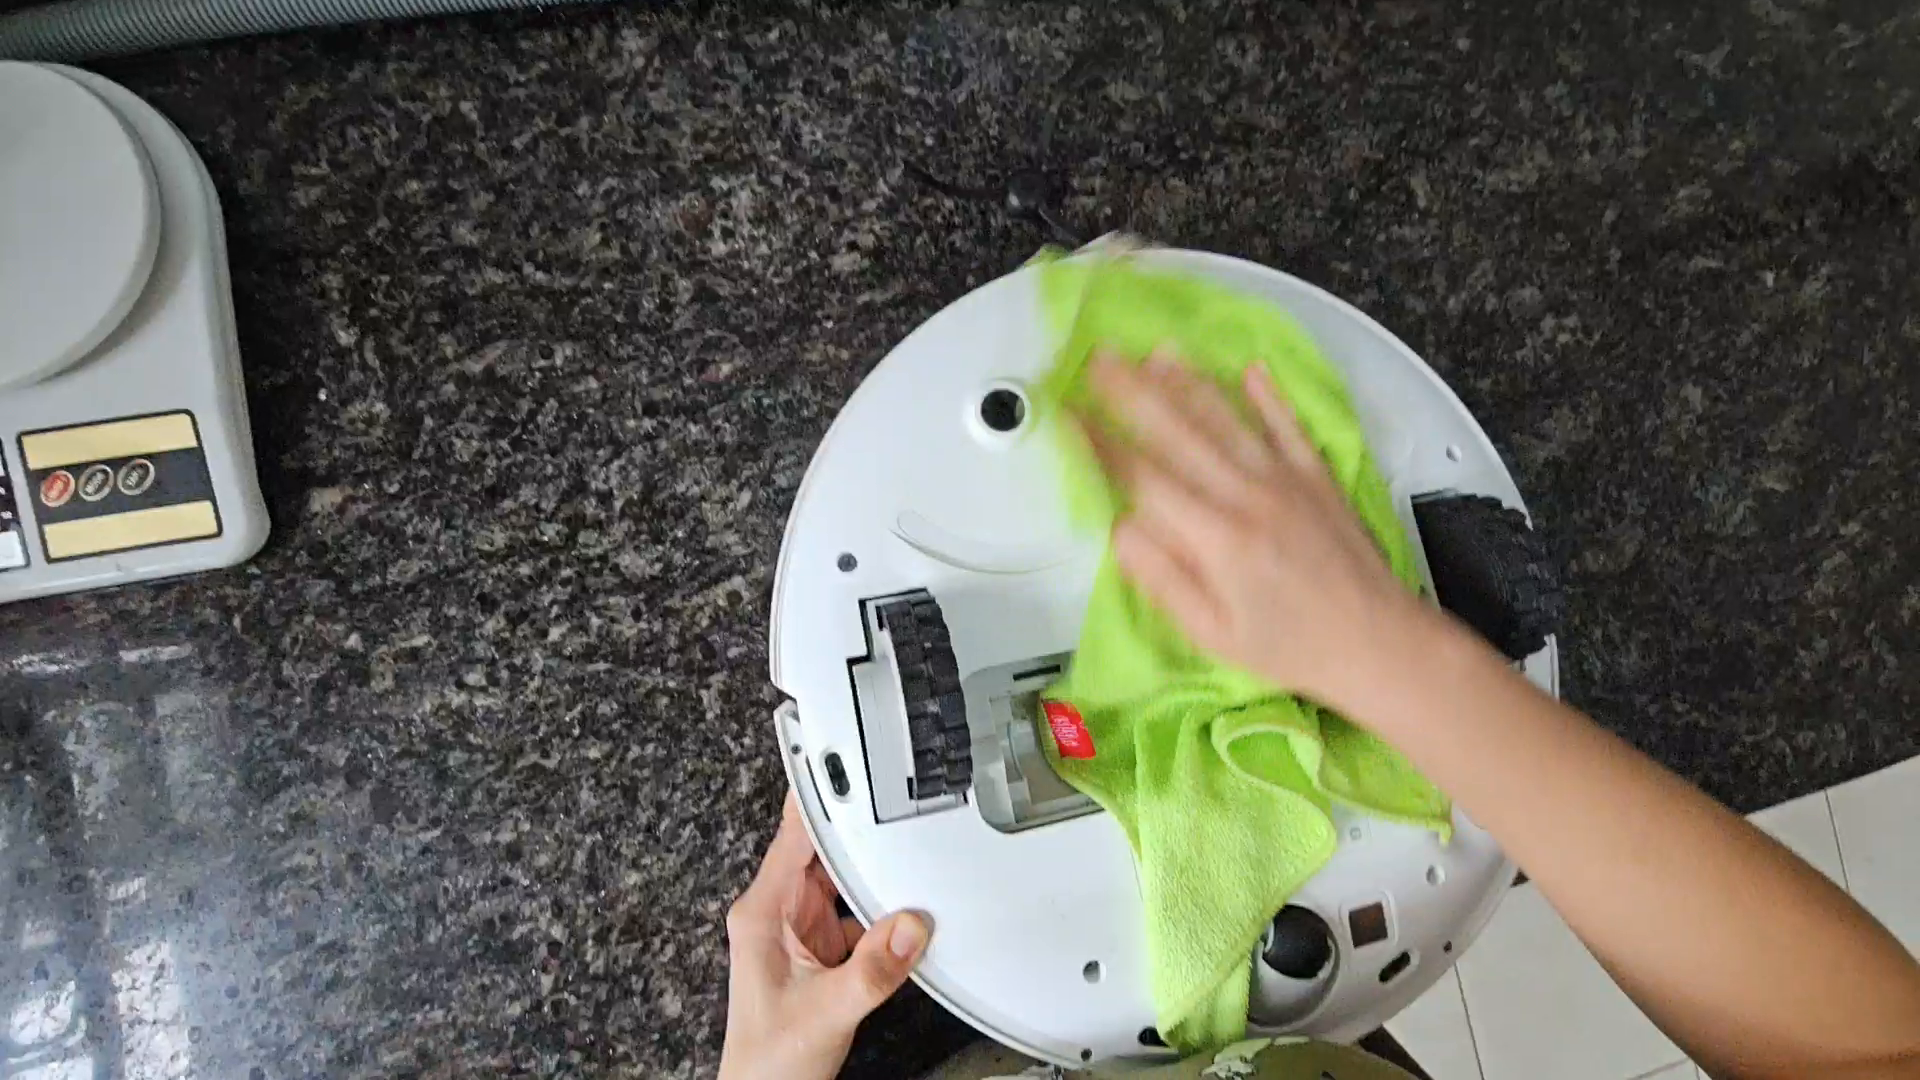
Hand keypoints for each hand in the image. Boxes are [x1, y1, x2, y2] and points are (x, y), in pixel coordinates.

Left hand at [718, 792, 930, 1079]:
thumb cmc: (767, 1064)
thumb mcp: (824, 1014)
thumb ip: (872, 971)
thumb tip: (911, 925)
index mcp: (763, 911)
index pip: (792, 835)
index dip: (815, 794)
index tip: (837, 756)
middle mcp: (779, 910)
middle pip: (820, 847)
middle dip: (855, 824)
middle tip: (891, 793)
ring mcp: (800, 926)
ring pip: (839, 874)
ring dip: (868, 864)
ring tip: (903, 840)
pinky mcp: (820, 944)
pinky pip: (852, 904)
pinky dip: (877, 901)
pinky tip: (900, 900)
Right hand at [1080, 349, 1438, 716]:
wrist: (1380, 645)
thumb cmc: (1286, 647)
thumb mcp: (1210, 632)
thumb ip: (1162, 577)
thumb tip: (1119, 528)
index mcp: (1213, 536)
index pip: (1142, 477)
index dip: (1101, 443)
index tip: (1071, 414)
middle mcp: (1246, 494)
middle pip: (1179, 433)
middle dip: (1133, 393)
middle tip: (1101, 360)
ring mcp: (1286, 479)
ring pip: (1228, 420)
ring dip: (1188, 382)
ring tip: (1157, 351)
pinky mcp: (1317, 477)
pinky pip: (1289, 426)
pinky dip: (1270, 396)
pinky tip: (1252, 368)